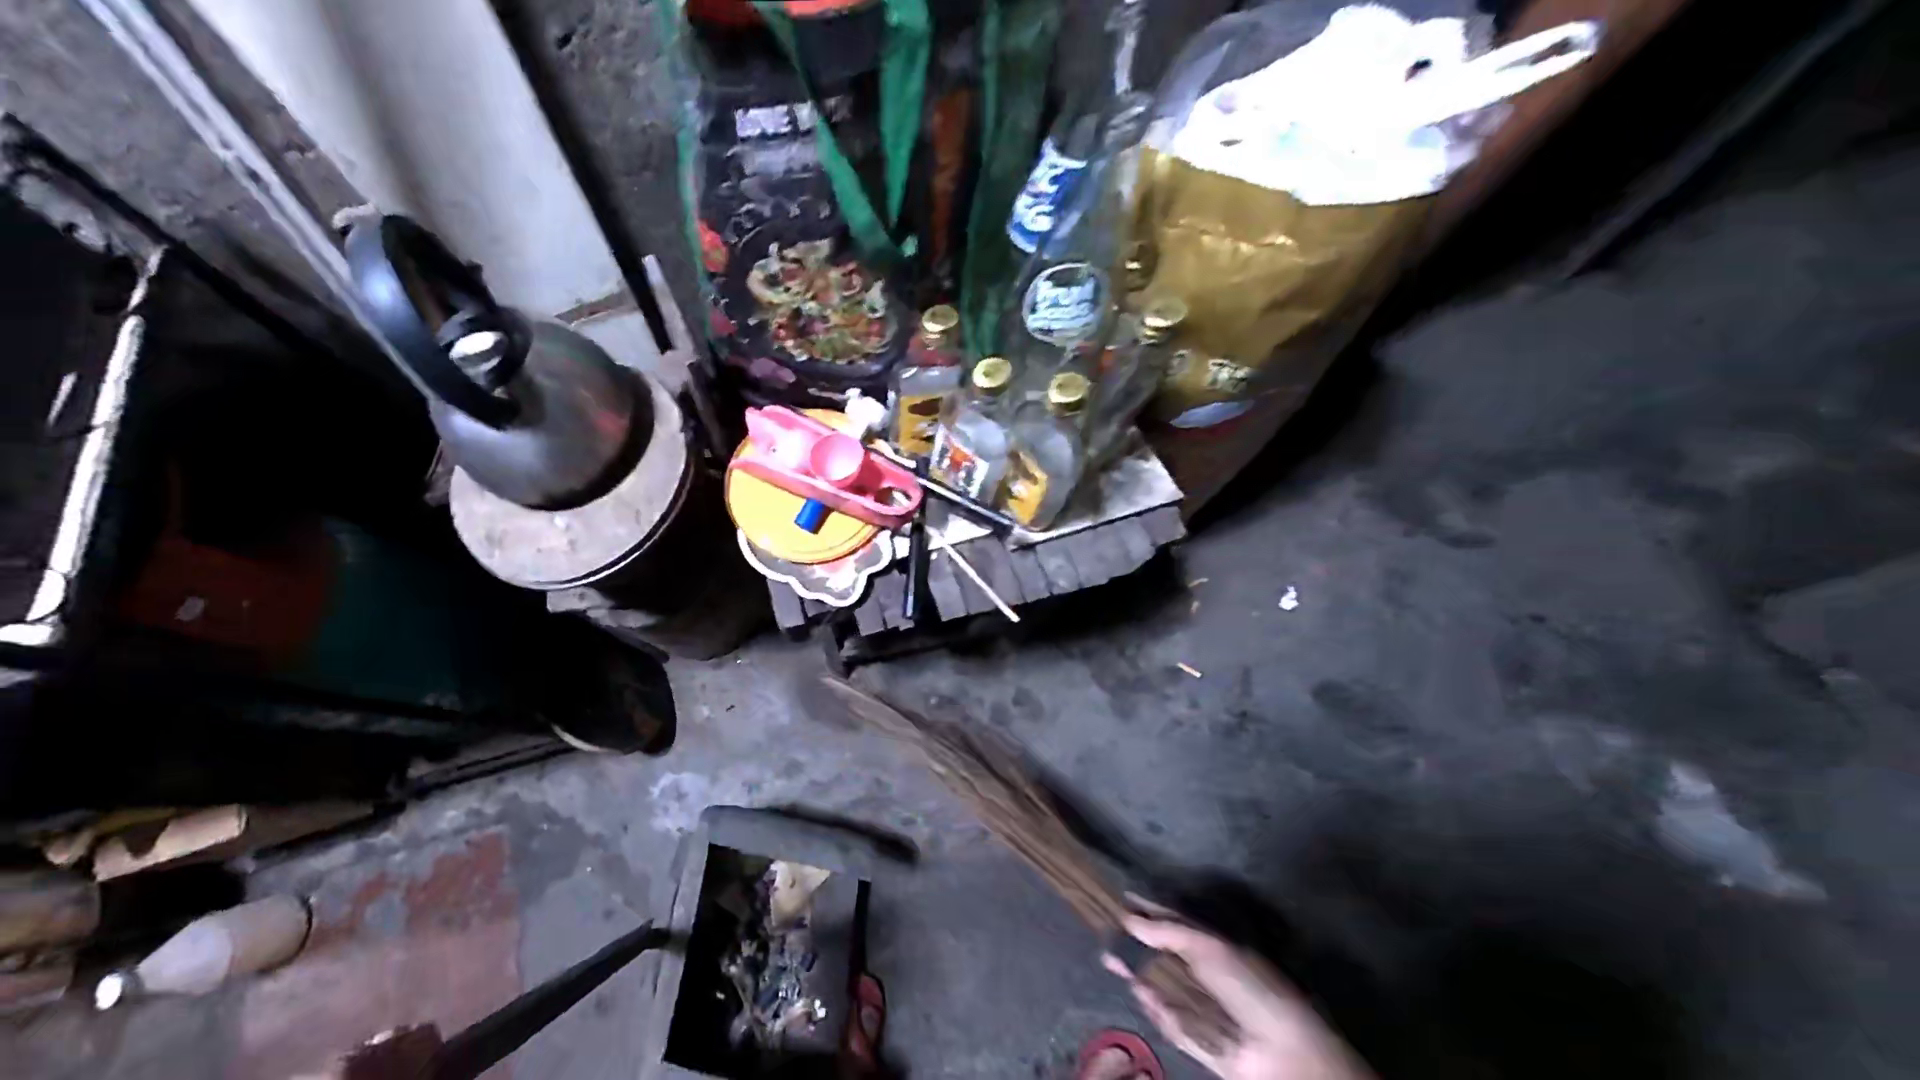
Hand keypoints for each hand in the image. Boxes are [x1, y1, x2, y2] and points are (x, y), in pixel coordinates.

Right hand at [1104, 912, 1371, 1079]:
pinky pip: (1175, 1026)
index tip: (1124, 900)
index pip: (1178, 924)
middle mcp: (1213, 977)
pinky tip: (1141, 998)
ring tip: (1116, 964)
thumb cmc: (1249, 987)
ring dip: (1144, 979)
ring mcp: (1209, 1012)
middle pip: (1169, 958)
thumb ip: (1169, 932)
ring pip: (1168, 991)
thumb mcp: (1208, 947)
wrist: (1284, 1053)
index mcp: (1219, 948)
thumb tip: (1130, 918)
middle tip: (1109, 939)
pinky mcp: (1205, 1045)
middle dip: (1141, 948)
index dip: (1152, 912)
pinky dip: (1158, 1014)